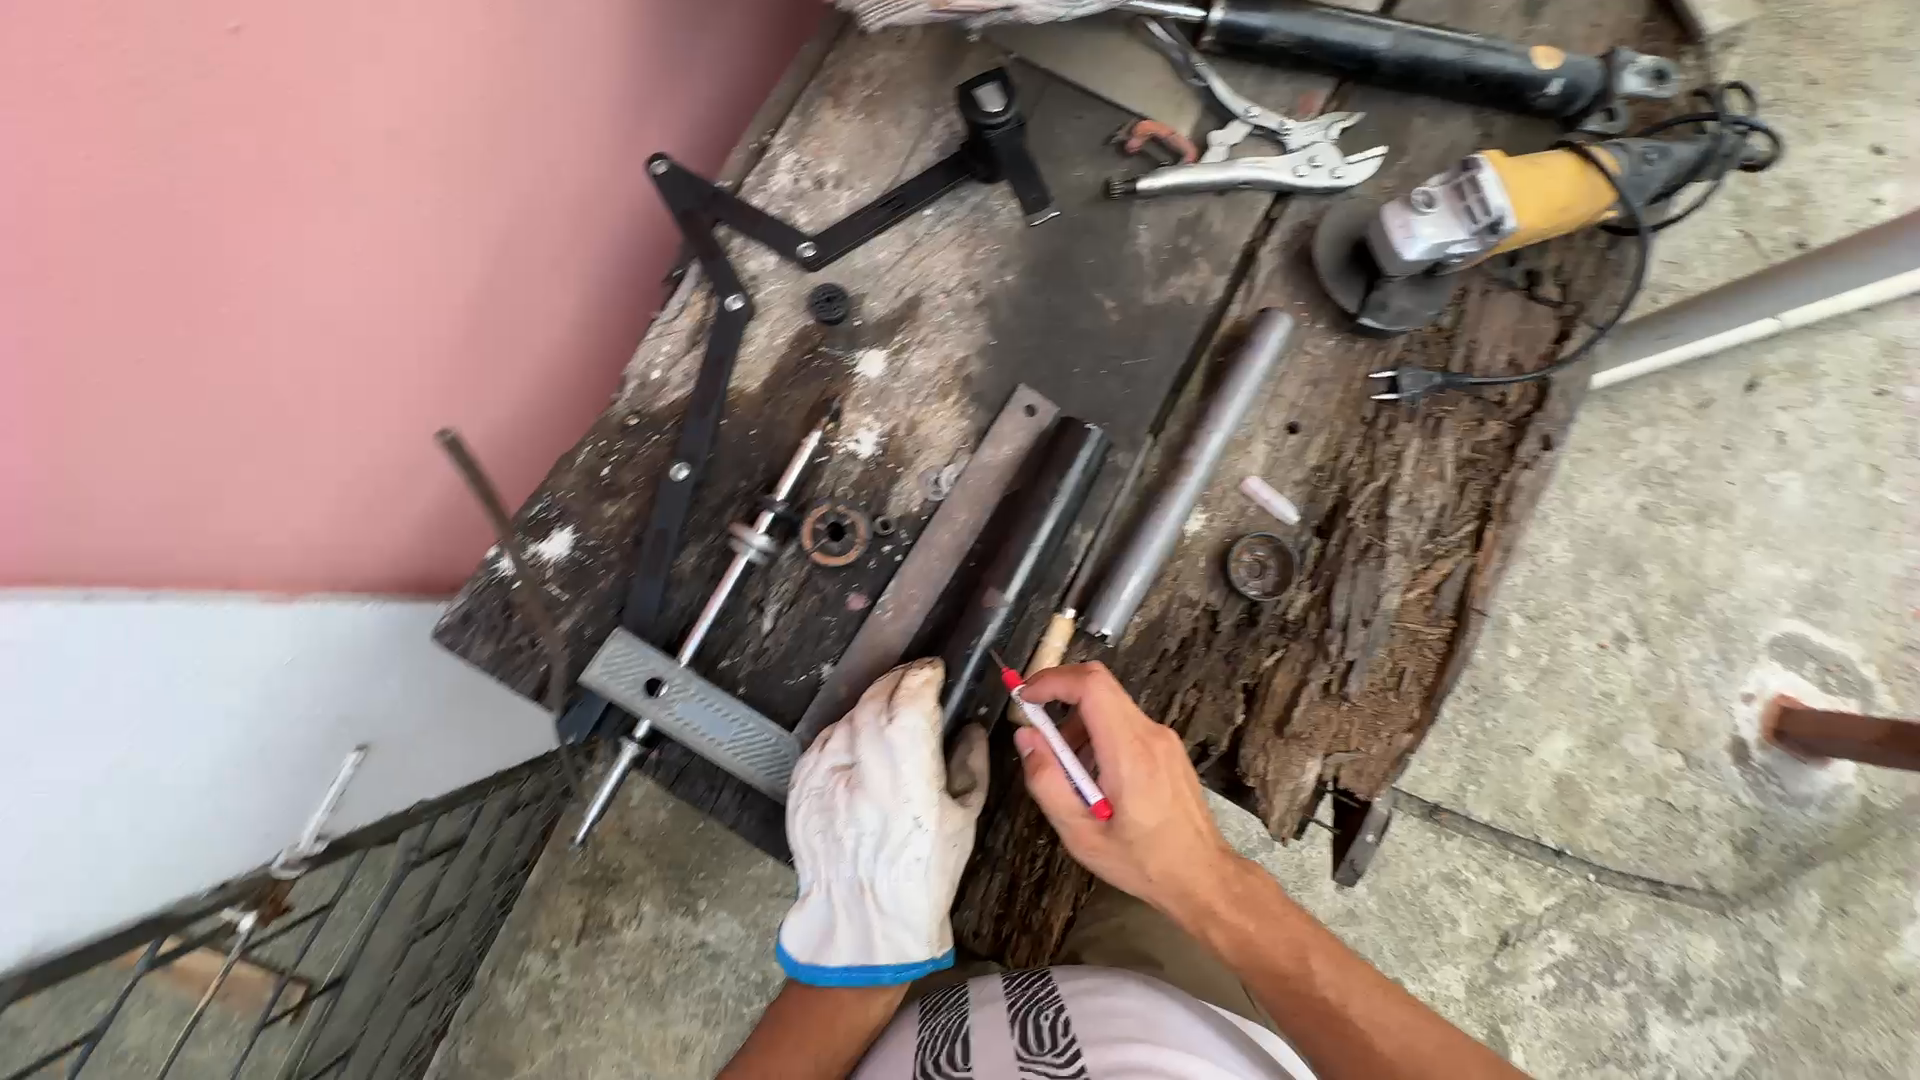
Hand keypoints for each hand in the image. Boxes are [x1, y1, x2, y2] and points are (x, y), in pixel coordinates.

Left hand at [778, 658, 988, 986]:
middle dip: (898, 680)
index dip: (923, 675)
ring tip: (890, 713)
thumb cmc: (924, 874)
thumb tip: (968, 726)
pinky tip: (861, 745)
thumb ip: (971, 763)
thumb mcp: (964, 819)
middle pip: (876, 696)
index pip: (911, 697)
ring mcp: (825, 774)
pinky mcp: (801, 785)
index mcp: (908, 775)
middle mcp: (862, 767)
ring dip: (872, 704)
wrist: (862, 920)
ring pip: (849, 714)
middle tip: (914, 680)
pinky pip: (825, 740)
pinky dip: (846, 732)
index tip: (934, 671)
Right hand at [1015, 662, 1241, 917]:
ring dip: (1078, 725)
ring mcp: (1163, 737)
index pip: (1091, 685)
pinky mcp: (1168, 746)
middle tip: (1037, 729)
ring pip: (1109, 705)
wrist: (1204, 876)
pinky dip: (1098, 735)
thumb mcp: (1081, 835)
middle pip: (1099, 684)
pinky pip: (1125, 722)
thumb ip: (1047, 782)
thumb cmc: (1142, 862)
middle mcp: (1150, 733)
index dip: (1052, 680)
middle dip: (1059, 695)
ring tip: (1070, 774)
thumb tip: (1026, 736)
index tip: (1026, 697)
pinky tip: (1096, 780)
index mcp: (1129, 751)